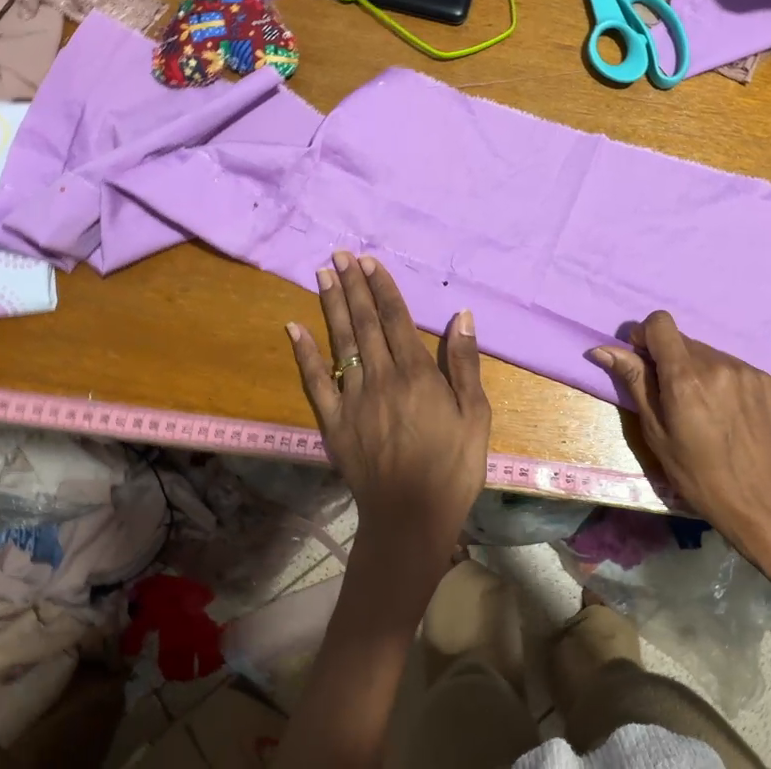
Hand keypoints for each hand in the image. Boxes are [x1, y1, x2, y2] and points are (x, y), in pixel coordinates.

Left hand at [287, 253, 491, 560]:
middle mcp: (382, 378)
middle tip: (340, 255)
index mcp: (418, 374)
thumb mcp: (476, 415)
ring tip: (322, 274)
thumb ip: (466, 364)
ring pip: (340, 343)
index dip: (382, 288)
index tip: (369, 262)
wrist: (412, 516)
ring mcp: (353, 399)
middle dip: (353, 286)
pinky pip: (314, 382)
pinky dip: (303, 354)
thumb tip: (460, 316)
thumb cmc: (454, 467)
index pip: (396, 320)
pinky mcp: (333, 422)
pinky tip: (293, 327)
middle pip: (364, 323)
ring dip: (331, 306)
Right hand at [586, 312, 770, 570]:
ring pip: (705, 352)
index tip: (642, 362)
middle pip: (682, 339)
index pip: (660, 322)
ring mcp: (744, 369)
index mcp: (685, 377)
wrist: (759, 499)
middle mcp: (716, 363)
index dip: (645, 336)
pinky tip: (722, 411)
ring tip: (699, 408)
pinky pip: (728, 365)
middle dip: (668, 358)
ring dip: (694, 368)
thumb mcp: (655, 433)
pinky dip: (717, 378)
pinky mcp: (763, 378)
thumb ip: (634, 382)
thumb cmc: (697, 475)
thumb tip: (603, 350)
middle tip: (669, 397)